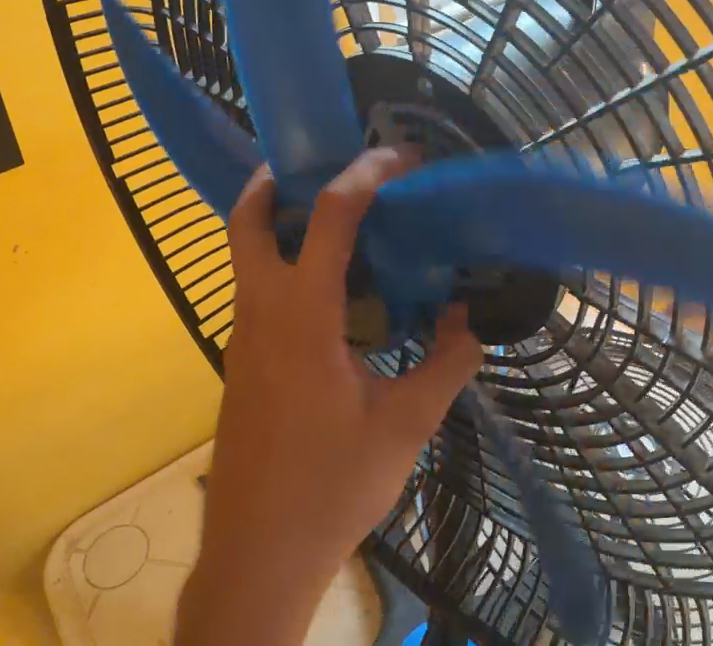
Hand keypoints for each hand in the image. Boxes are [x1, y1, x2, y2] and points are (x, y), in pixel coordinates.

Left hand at [176, 149, 486, 645]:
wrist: (258, 554)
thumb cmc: (331, 485)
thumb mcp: (406, 425)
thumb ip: (446, 363)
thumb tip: (468, 318)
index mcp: (302, 317)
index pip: (330, 218)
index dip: (366, 175)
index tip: (401, 157)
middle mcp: (262, 314)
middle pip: (250, 221)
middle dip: (281, 179)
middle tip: (326, 160)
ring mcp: (245, 339)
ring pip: (249, 255)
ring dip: (284, 221)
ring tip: (342, 214)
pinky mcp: (244, 363)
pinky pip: (260, 290)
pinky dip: (288, 263)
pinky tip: (336, 288)